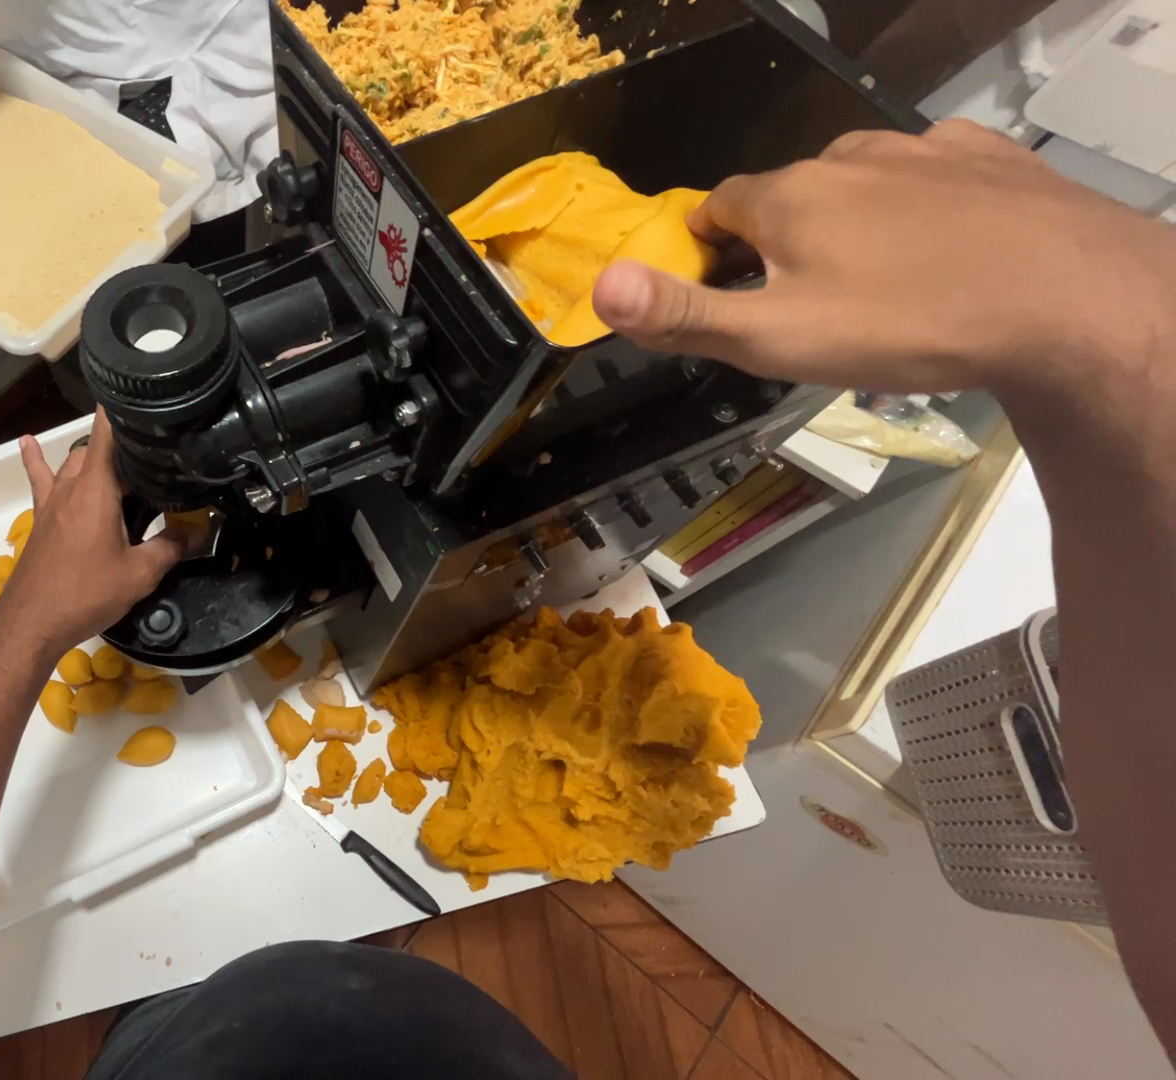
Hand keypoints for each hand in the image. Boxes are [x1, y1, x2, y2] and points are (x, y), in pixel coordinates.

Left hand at [0, 409, 187, 653]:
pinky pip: (42, 480)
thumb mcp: (140, 574)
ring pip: (72, 462)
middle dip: (121, 445)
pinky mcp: (42, 518)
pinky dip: (38, 461)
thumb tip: (201, 529)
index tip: (146, 398)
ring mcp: (52, 501)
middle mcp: (71, 486)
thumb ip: (172, 547)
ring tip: (120, 459)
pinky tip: (29, 442)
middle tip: (152, 455)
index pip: (108, 434)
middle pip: (94, 448)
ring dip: (93, 456)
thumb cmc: (85, 593)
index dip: (125, 412)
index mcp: (96, 489)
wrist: (32, 622)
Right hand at [591, 119, 1175, 396]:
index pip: (713, 208)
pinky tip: (926, 247)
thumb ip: (681, 314)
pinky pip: (921, 173)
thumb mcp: (770, 338)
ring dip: (834, 220)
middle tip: (787, 303)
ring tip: (858, 281)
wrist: (1076, 306)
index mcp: (787, 196)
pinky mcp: (989, 158)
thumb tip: (602, 287)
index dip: (702, 251)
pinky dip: (905, 203)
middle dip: (766, 240)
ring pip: (850, 182)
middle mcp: (848, 156)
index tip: (715, 293)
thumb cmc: (901, 324)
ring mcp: (926, 149)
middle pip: (779, 196)